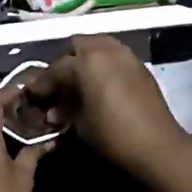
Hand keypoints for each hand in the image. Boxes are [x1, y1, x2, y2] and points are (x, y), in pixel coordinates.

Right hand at [39, 36, 191, 171]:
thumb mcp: (81, 125)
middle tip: (59, 85)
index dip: (43, 84)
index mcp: (86, 61)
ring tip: (79, 83)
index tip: (34, 95)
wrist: (157, 145)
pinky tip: (100, 86)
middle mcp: (106, 49)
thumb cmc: (113, 135)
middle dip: (65, 63)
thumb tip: (55, 111)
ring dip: (85, 60)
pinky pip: (115, 56)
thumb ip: (65, 112)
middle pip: (77, 46)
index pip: (56, 68)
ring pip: (98, 46)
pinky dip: (103, 65)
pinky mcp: (140, 66)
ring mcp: (126, 55)